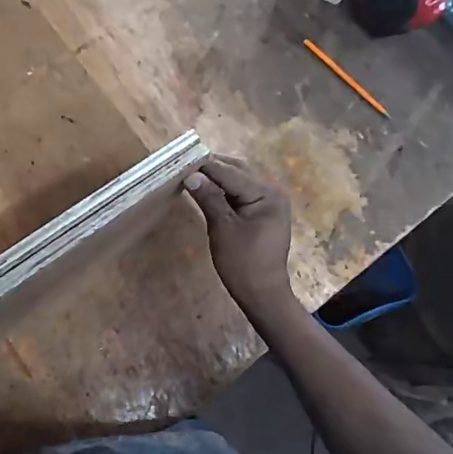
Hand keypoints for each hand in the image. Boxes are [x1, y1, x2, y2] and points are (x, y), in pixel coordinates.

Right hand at [184, 156, 294, 312]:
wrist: (262, 294)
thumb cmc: (243, 263)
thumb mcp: (223, 228)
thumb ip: (209, 198)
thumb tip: (191, 175)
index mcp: (266, 194)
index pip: (231, 173)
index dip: (206, 167)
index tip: (181, 159)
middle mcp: (272, 193)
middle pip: (238, 172)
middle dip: (212, 169)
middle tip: (184, 165)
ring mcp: (269, 203)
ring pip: (239, 182)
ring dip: (217, 178)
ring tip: (191, 175)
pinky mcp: (262, 214)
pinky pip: (241, 195)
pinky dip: (224, 191)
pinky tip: (206, 190)